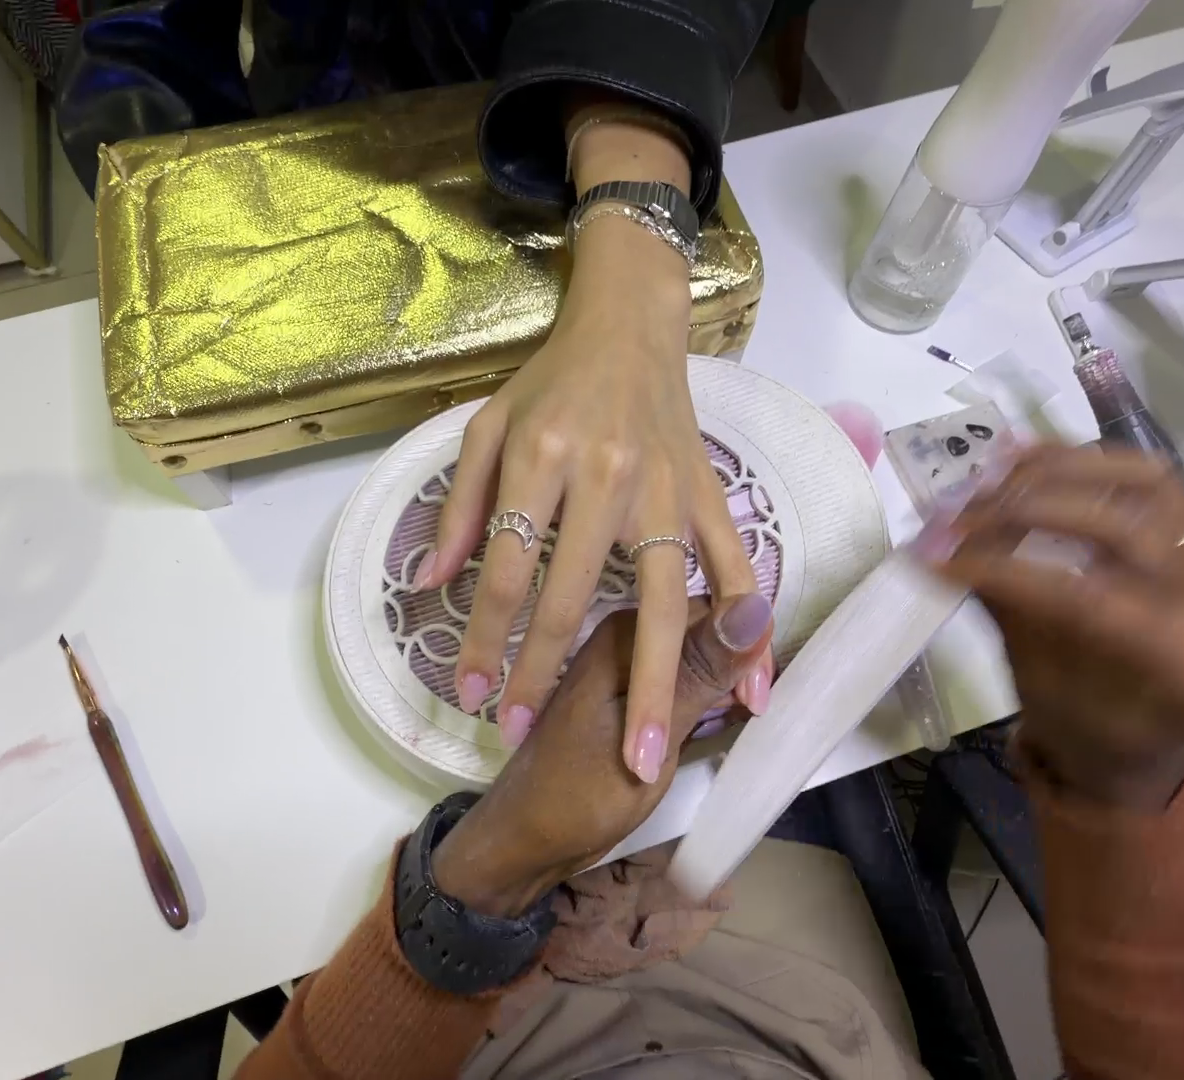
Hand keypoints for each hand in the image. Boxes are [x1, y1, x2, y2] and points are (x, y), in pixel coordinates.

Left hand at [415, 112, 767, 783]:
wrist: (630, 326)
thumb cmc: (552, 379)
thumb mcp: (487, 425)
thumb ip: (461, 505)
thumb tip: (431, 581)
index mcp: (542, 457)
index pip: (508, 567)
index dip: (485, 638)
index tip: (472, 695)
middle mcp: (609, 478)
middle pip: (577, 595)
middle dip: (546, 672)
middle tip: (527, 736)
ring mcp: (668, 490)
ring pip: (663, 600)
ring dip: (654, 684)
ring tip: (642, 758)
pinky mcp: (708, 495)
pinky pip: (735, 569)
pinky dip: (747, 632)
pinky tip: (752, 691)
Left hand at [431, 593, 771, 915]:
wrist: (526, 838)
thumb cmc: (580, 791)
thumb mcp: (651, 735)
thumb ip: (701, 671)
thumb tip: (754, 605)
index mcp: (623, 630)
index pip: (709, 608)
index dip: (746, 647)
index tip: (761, 698)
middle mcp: (626, 634)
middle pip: (706, 628)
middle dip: (740, 665)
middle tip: (759, 712)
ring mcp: (629, 664)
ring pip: (699, 656)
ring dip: (727, 683)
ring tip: (749, 716)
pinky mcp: (635, 693)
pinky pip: (685, 680)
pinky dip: (710, 698)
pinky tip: (726, 719)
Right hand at [925, 445, 1183, 808]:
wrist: (1137, 748)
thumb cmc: (1083, 731)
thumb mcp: (1038, 681)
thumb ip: (1004, 606)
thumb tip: (937, 545)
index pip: (1090, 595)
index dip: (1005, 567)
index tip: (936, 555)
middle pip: (1127, 526)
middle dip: (1026, 511)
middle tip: (956, 515)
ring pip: (1148, 484)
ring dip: (1056, 473)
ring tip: (988, 477)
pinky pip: (1151, 486)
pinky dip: (1082, 466)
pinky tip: (1024, 458)